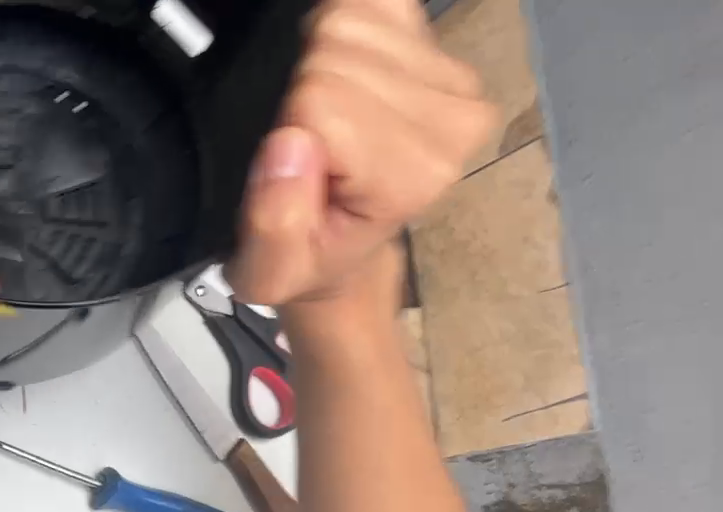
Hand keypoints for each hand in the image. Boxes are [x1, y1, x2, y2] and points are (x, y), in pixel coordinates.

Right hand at [227, 0, 495, 308]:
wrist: (341, 253)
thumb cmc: (301, 264)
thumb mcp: (265, 273)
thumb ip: (273, 222)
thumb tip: (286, 145)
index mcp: (409, 176)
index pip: (318, 99)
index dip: (282, 133)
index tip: (286, 174)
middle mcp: (453, 119)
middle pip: (337, 52)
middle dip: (298, 97)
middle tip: (302, 152)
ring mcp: (456, 80)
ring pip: (351, 21)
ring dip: (316, 66)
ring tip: (318, 124)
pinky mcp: (444, 52)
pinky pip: (376, 5)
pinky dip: (343, 34)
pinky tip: (338, 85)